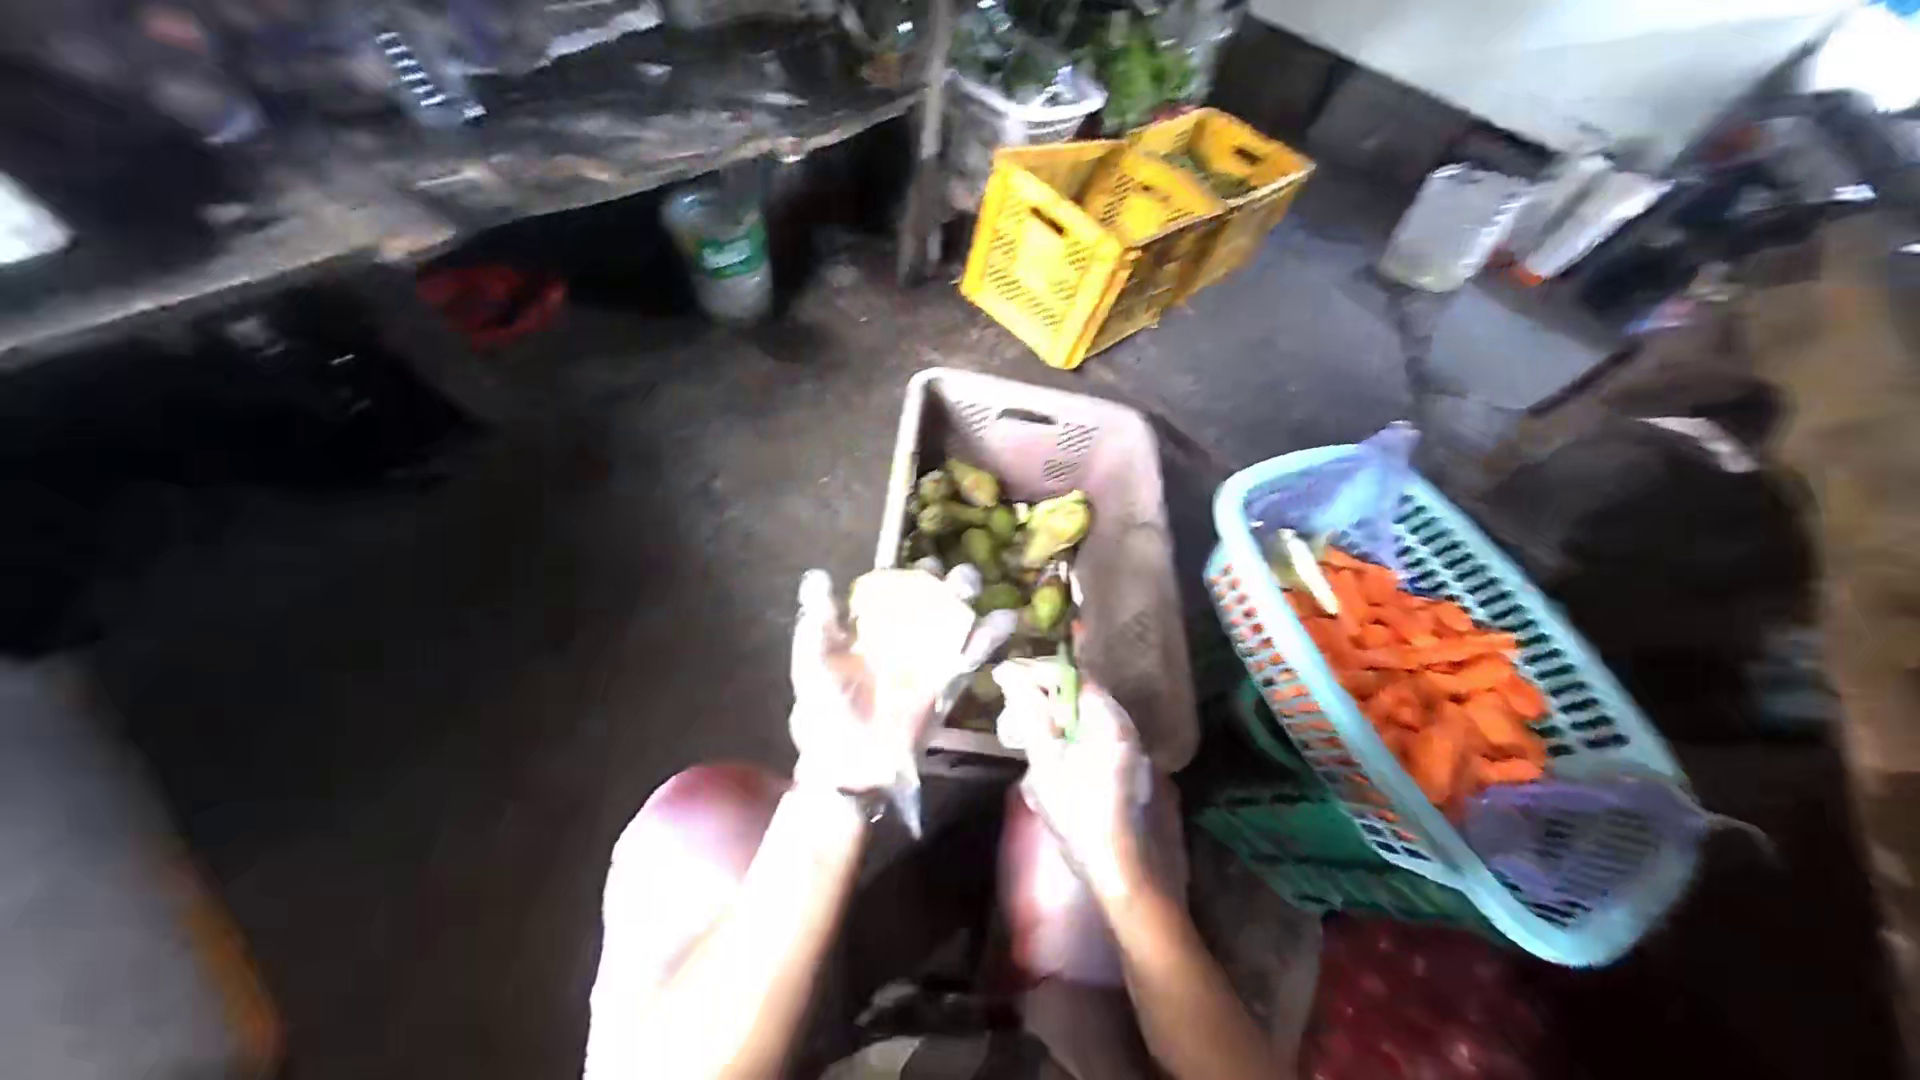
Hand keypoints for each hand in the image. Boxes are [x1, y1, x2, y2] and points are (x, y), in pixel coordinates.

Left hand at [788, 568, 1003, 799]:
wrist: (853, 762)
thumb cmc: (828, 709)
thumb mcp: (815, 662)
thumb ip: (819, 622)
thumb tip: (817, 575)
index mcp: (873, 625)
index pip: (896, 589)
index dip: (909, 573)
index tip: (918, 565)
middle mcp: (906, 635)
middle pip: (935, 598)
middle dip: (947, 581)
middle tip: (949, 578)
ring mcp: (931, 657)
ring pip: (958, 619)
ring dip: (968, 600)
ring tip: (969, 586)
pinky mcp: (950, 681)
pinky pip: (974, 655)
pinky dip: (990, 636)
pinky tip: (1004, 619)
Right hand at [993, 659, 1153, 901]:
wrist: (1116, 867)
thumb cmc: (1079, 813)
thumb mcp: (1046, 761)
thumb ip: (1030, 713)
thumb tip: (1011, 675)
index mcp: (1110, 718)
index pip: (1071, 675)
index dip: (1036, 671)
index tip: (1004, 675)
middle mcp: (1123, 724)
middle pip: (1078, 691)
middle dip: (1040, 690)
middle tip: (1008, 698)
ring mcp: (1125, 744)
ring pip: (1081, 712)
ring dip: (1049, 712)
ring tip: (1020, 721)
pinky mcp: (1120, 762)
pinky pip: (1088, 731)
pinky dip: (1063, 731)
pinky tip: (1043, 745)